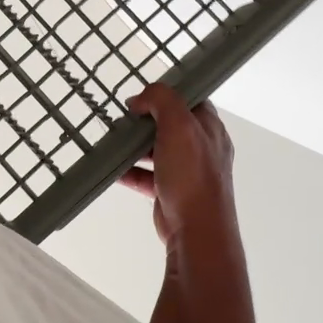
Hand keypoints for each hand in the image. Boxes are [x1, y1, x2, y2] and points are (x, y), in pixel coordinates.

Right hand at [120, 84, 234, 245]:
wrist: (196, 229)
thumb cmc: (191, 173)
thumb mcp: (179, 125)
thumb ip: (161, 100)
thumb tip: (140, 100)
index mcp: (209, 129)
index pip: (190, 100)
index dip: (167, 93)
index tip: (143, 94)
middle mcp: (201, 148)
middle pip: (169, 124)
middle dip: (145, 120)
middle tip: (124, 117)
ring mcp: (186, 171)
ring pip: (156, 149)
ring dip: (134, 145)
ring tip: (113, 140)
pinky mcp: (170, 191)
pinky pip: (146, 175)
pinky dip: (129, 171)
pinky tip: (112, 168)